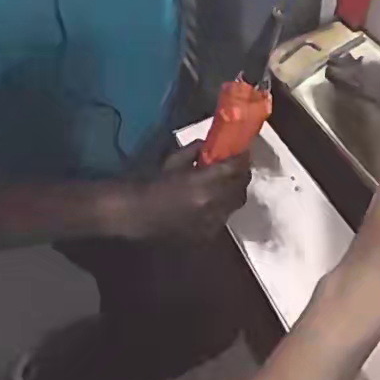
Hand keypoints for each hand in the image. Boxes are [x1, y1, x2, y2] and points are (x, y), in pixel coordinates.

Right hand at [133, 141, 251, 239]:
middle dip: (242, 174)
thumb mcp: (174, 160)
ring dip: (235, 190)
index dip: (242, 158)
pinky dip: (224, 208)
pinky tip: (215, 202)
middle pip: (241, 186)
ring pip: (236, 203)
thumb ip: (197, 150)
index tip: (243, 151)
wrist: (136, 214)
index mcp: (203, 183)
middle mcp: (212, 203)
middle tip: (238, 165)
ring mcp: (211, 222)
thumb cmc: (153, 184)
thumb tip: (214, 145)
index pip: (235, 168)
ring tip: (228, 183)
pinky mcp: (207, 234)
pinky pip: (225, 217)